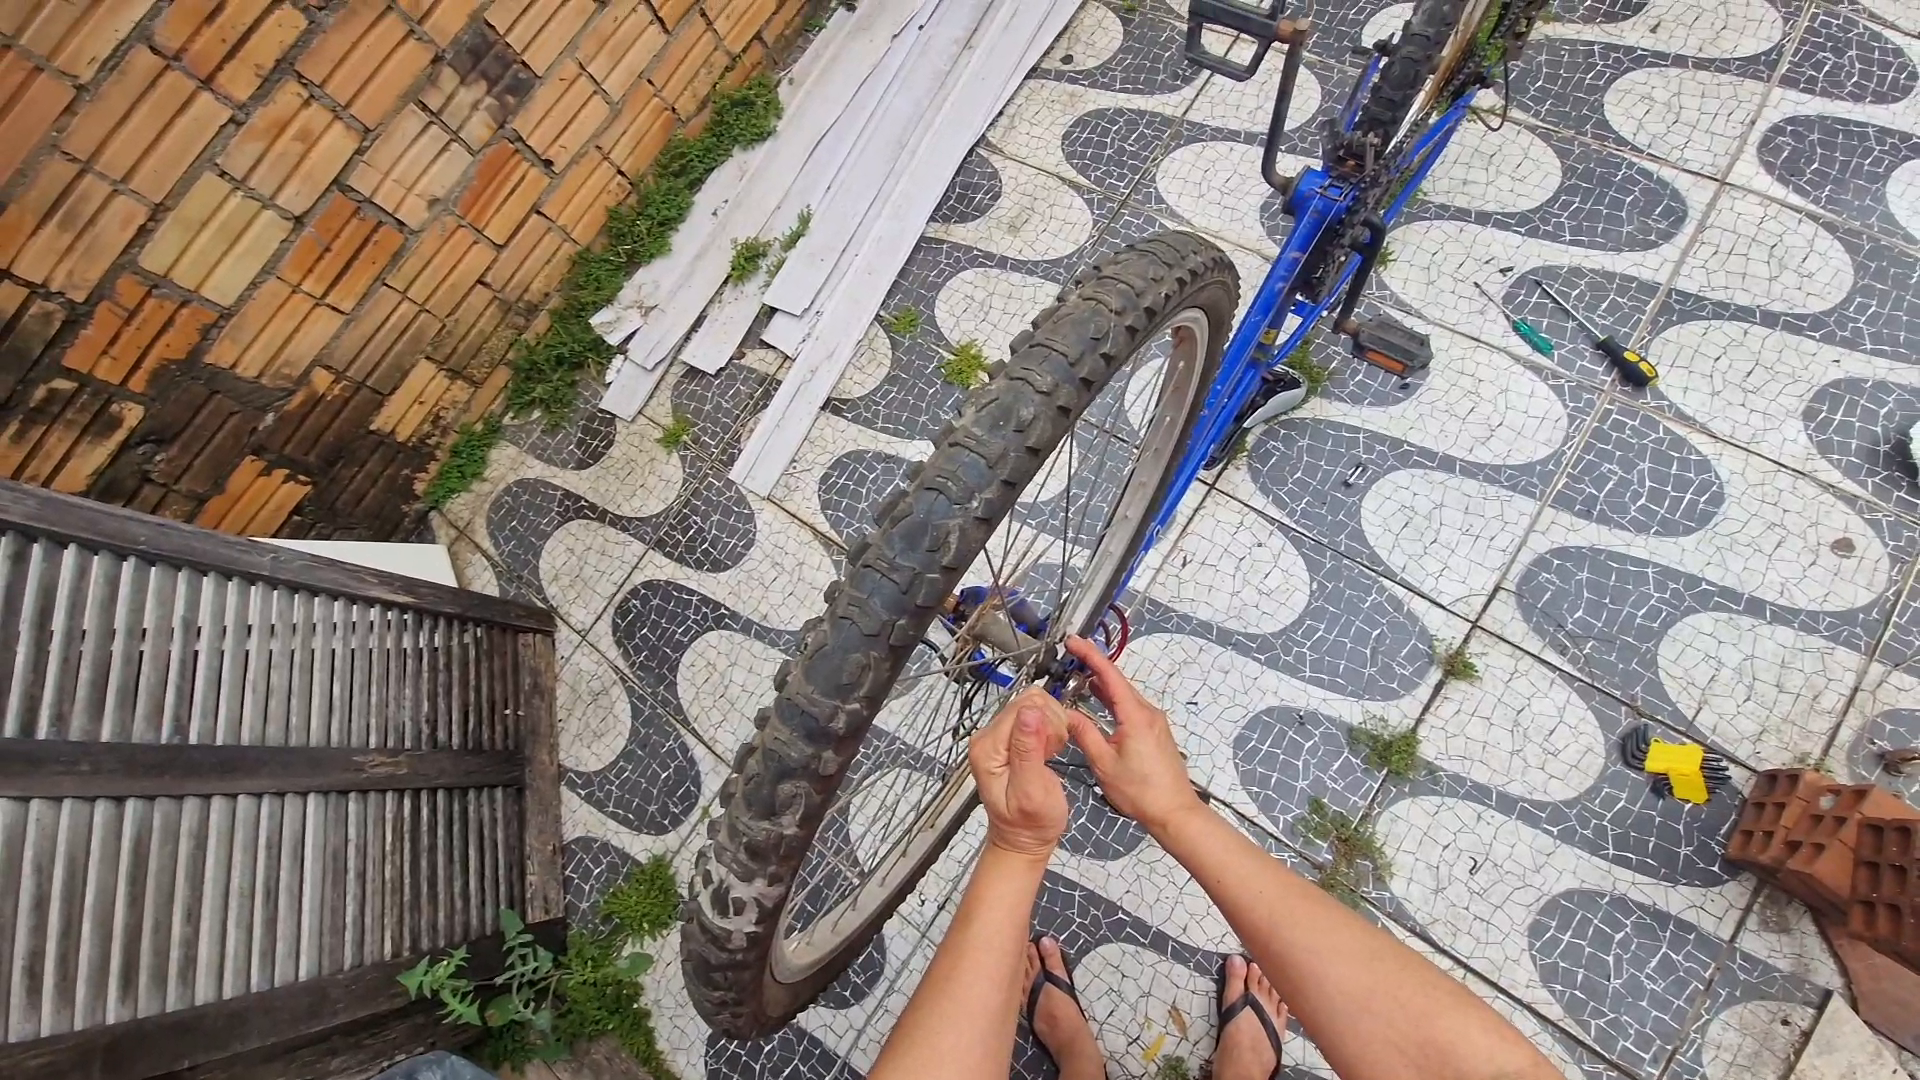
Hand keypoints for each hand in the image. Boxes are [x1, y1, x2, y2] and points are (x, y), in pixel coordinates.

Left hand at [968, 687, 1071, 859]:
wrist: (1023, 838)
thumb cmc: (1030, 823)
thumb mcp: (1032, 791)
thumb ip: (1028, 750)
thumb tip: (1030, 711)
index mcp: (987, 747)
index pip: (1022, 708)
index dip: (1045, 725)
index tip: (1051, 750)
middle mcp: (987, 734)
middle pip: (1029, 701)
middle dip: (1050, 724)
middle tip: (1050, 753)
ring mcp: (998, 733)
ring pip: (1036, 703)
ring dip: (1052, 725)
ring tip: (1049, 753)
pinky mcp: (1010, 734)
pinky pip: (1036, 713)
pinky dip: (1049, 728)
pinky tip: (1047, 749)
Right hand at [1063, 636, 1206, 835]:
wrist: (1175, 813)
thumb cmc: (1139, 791)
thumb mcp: (1104, 763)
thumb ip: (1084, 734)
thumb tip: (1064, 713)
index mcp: (1135, 716)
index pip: (1110, 675)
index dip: (1090, 655)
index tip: (1073, 641)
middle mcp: (1147, 712)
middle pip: (1118, 681)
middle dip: (1094, 665)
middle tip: (1071, 654)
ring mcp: (1154, 722)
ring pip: (1124, 694)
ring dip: (1102, 683)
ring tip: (1080, 673)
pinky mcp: (1155, 732)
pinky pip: (1130, 706)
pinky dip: (1112, 699)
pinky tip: (1099, 699)